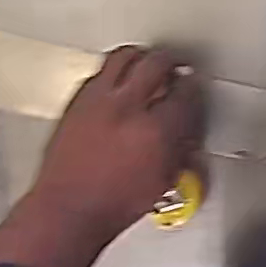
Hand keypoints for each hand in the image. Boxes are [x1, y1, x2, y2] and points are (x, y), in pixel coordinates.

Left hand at [0, 46, 202, 266]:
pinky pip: (100, 72)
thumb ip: (179, 151)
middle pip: (156, 64)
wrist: (70, 209)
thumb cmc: (112, 203)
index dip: (194, 87)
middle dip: (171, 61)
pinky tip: (119, 81)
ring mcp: (99, 100)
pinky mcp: (77, 101)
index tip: (195, 85)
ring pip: (124, 57)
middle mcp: (128, 107)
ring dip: (141, 57)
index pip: (185, 94)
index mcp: (156, 129)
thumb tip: (185, 134)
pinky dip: (115, 71)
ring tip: (148, 62)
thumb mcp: (163, 180)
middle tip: (176, 65)